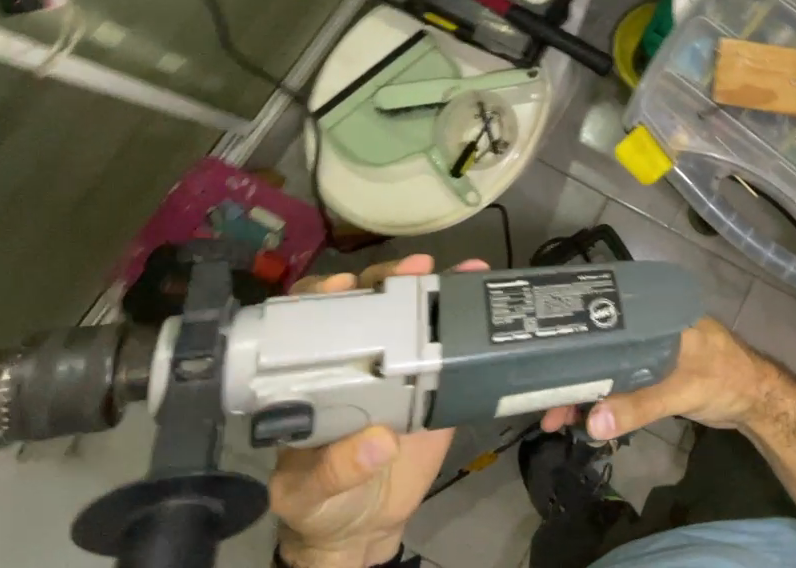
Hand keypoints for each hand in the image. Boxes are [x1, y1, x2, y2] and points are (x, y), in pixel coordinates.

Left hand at [269, 254, 488, 567]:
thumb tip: (378, 443)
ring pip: (413, 316)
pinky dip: (470, 321)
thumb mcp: (310, 493)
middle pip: (370, 305)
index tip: (345, 285)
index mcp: (316, 377)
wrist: (366, 526)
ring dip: (436, 287)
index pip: (312, 322)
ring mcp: (399, 368)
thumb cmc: (320, 504)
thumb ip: (333, 470)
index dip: (325, 296)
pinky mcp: (436, 384)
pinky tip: (485, 296)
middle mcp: (357, 360)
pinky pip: (452, 350)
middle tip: (415, 269)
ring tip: (461, 271)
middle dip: (391, 278)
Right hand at [542, 317, 780, 440]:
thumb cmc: (724, 379)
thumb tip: (592, 422)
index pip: (608, 317)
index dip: (577, 337)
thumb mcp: (682, 391)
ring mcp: (651, 351)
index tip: (545, 356)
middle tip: (545, 403)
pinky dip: (602, 399)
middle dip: (575, 373)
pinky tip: (582, 417)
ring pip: (608, 367)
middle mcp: (650, 328)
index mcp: (656, 315)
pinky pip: (620, 383)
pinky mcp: (654, 374)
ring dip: (585, 390)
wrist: (755, 401)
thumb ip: (640, 405)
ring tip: (556, 417)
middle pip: (603, 347)